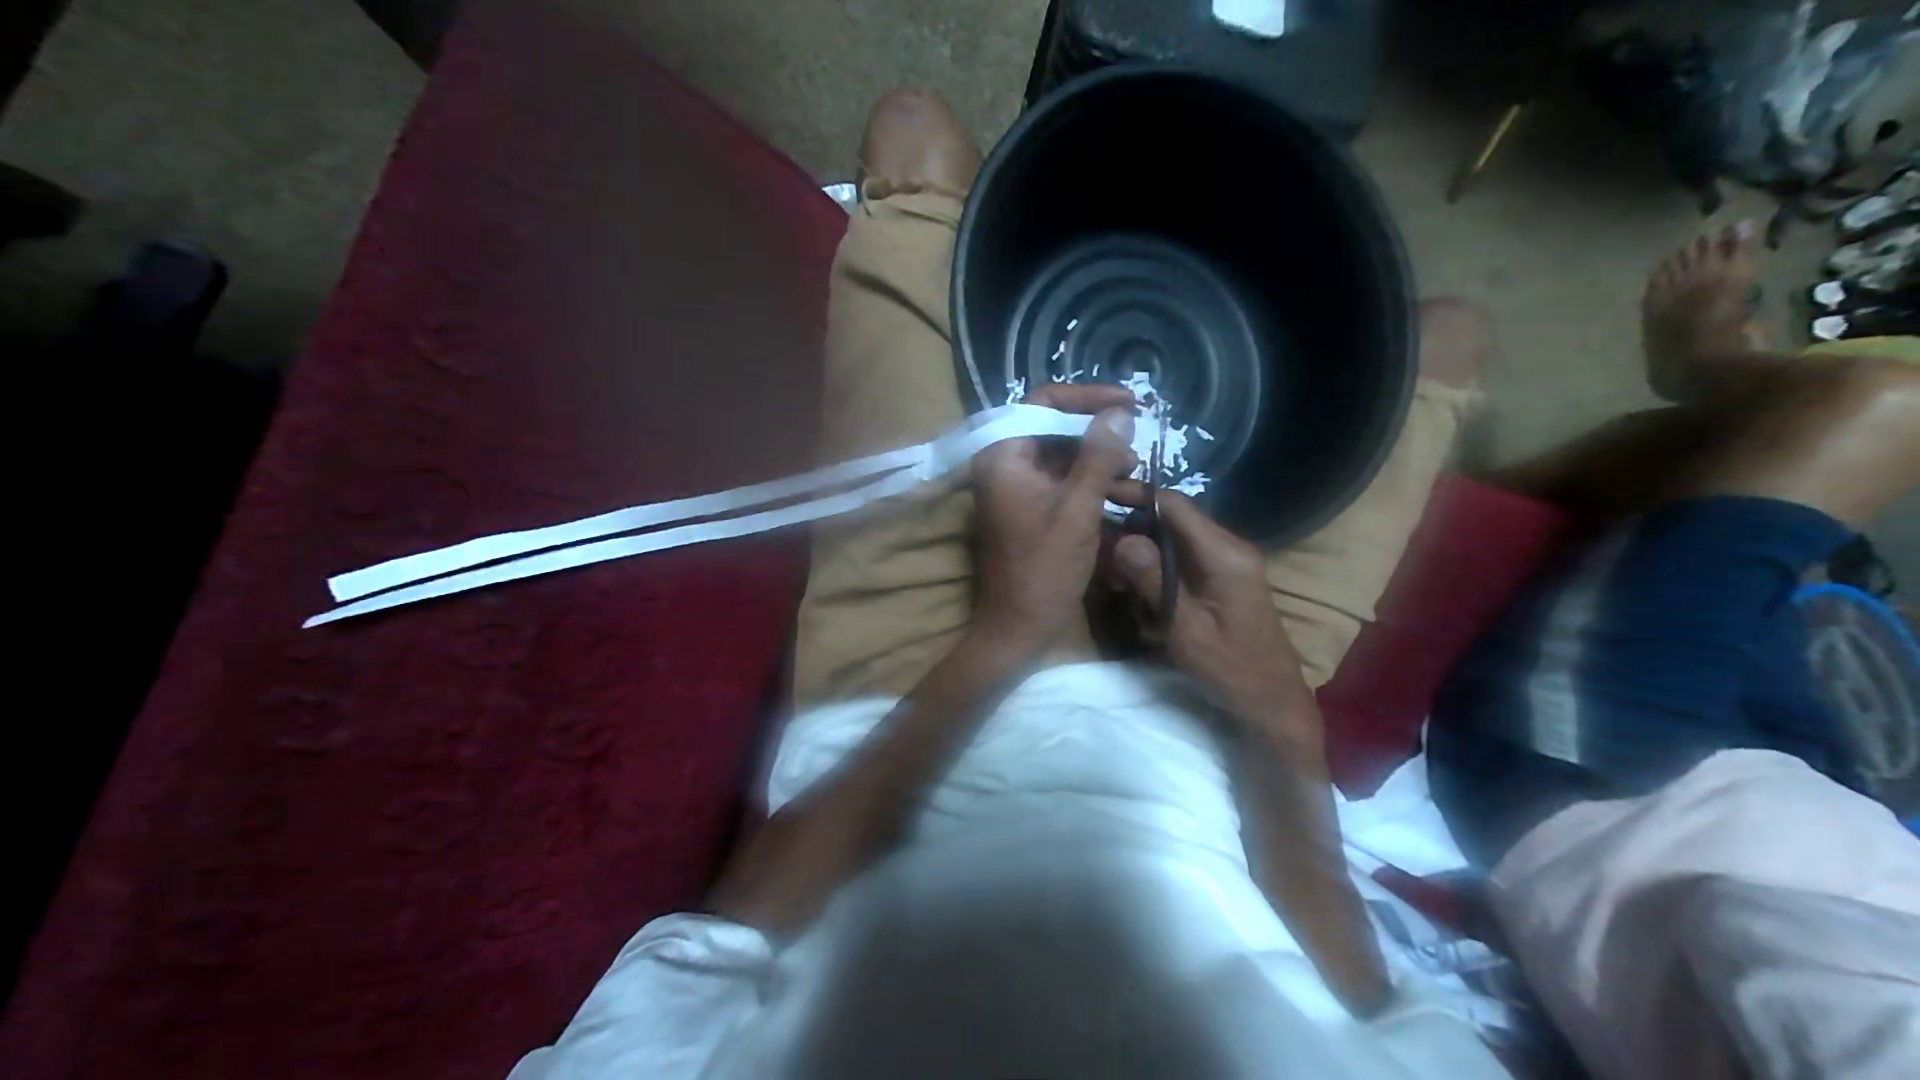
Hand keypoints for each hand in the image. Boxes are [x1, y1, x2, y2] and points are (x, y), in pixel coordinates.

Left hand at [971, 384, 1137, 649]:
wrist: (1017, 626)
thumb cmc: (1043, 568)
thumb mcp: (1078, 509)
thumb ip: (1098, 456)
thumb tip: (1119, 412)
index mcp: (1003, 456)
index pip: (1042, 402)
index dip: (1087, 397)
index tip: (1128, 402)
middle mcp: (1003, 465)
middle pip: (1055, 430)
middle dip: (1099, 437)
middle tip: (1136, 450)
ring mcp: (1015, 489)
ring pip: (1063, 459)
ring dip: (1101, 464)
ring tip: (1137, 479)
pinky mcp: (1028, 510)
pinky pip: (1062, 484)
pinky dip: (1092, 487)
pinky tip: (1125, 497)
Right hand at [1105, 491, 1318, 742]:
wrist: (1272, 704)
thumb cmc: (1231, 670)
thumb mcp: (1186, 630)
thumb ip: (1154, 581)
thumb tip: (1122, 538)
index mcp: (1225, 555)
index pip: (1175, 506)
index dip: (1136, 494)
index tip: (1100, 493)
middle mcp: (1229, 549)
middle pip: (1172, 521)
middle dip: (1134, 532)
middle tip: (1100, 553)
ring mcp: (1229, 564)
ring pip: (1174, 541)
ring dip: (1143, 556)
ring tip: (1117, 584)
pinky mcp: (1224, 580)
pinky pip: (1183, 561)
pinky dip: (1157, 573)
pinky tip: (1143, 602)